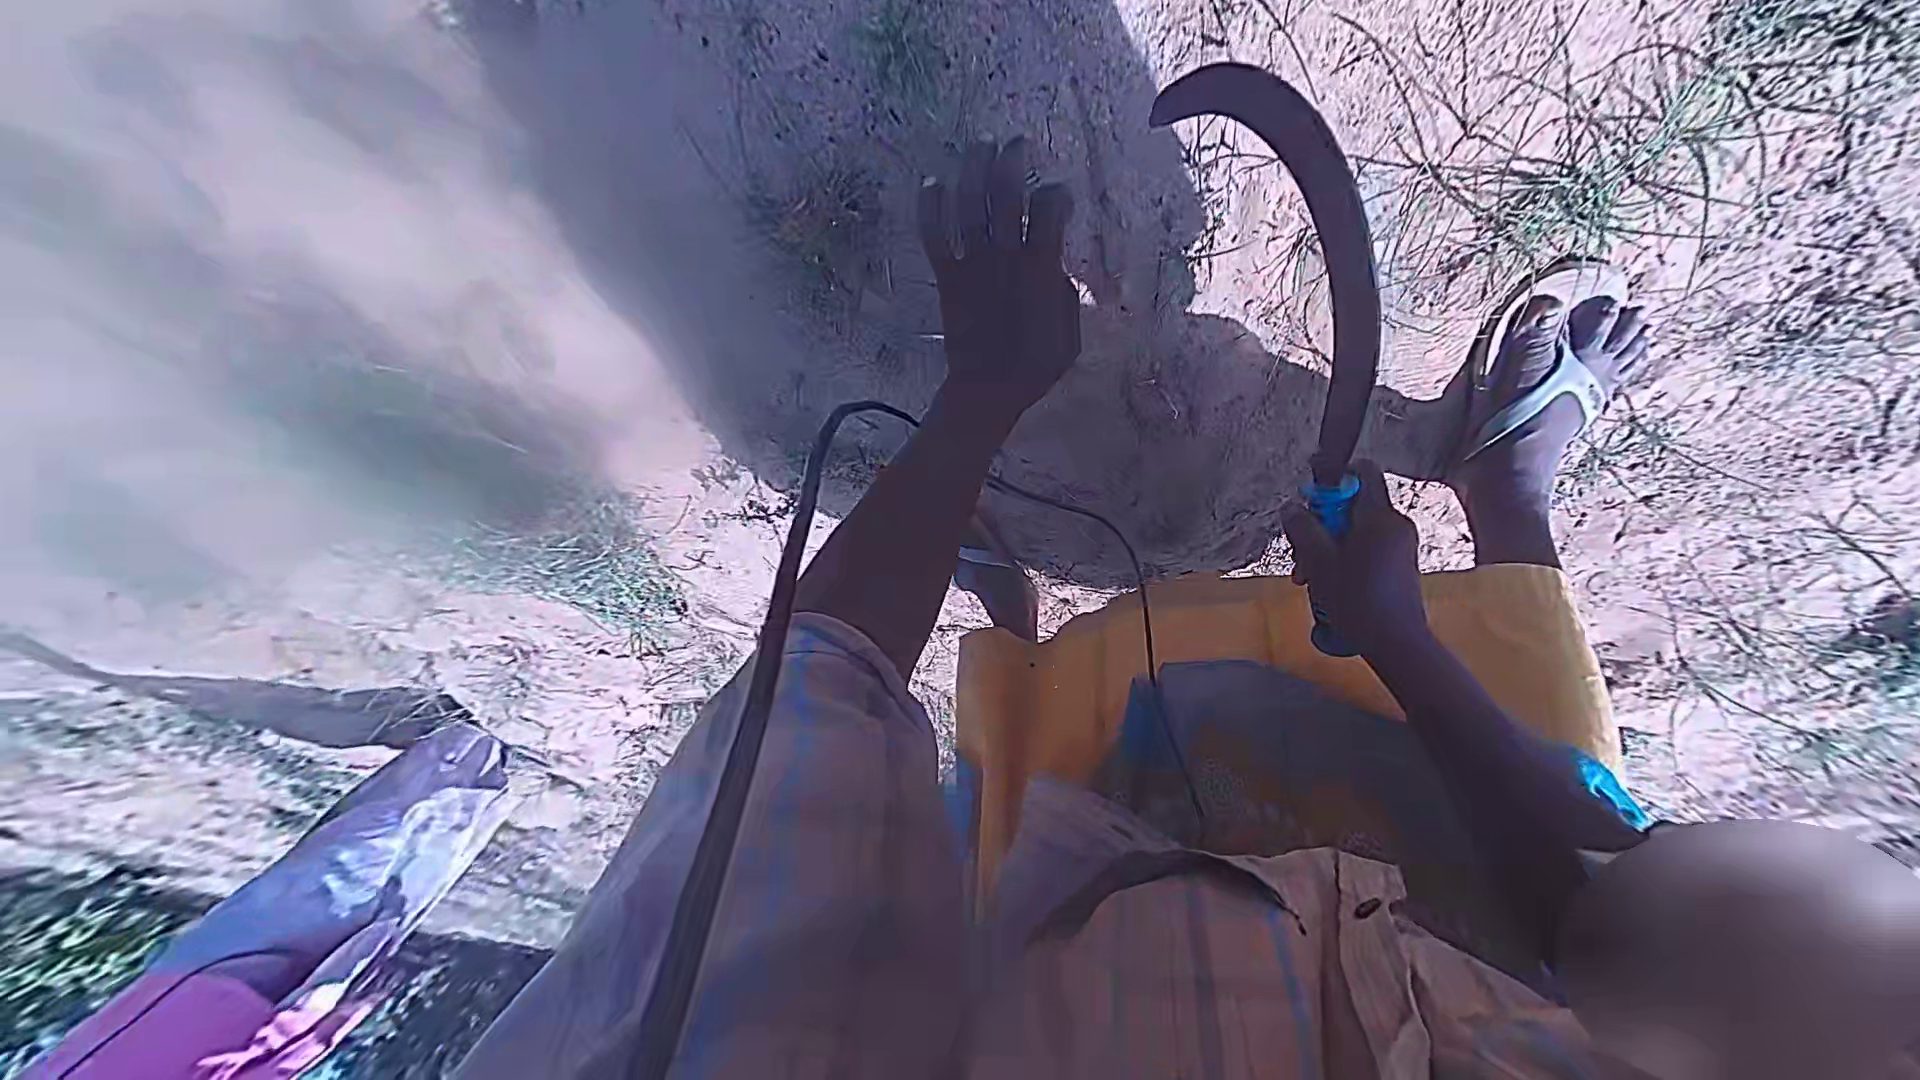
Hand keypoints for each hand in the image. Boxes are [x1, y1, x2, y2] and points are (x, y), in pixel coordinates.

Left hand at [919, 137, 1080, 424]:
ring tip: (980, 145)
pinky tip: (932, 184)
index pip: (1050, 208)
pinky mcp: (948, 278)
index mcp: (1041, 269)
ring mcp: (973, 266)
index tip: (1058, 196)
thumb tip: (1054, 264)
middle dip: (1012, 160)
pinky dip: (931, 208)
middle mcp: (1005, 257)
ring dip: (974, 169)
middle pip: (1007, 192)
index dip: (1056, 193)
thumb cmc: (1034, 367)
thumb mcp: (1070, 335)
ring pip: (970, 204)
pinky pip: (935, 236)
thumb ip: (1065, 293)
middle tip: (1016, 144)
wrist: (988, 390)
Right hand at [1280, 460, 1430, 655]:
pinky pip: (1363, 545)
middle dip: (1320, 524)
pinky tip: (1324, 581)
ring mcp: (1398, 544)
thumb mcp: (1319, 561)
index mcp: (1379, 517)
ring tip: (1306, 574)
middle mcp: (1394, 524)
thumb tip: (1291, 507)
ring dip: (1325, 545)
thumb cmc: (1356, 599)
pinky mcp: (1397, 562)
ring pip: (1353, 529)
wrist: (1394, 641)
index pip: (1362, 473)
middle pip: (1351, 505)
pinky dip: (1341, 556)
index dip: (1333, 479)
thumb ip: (1303, 529)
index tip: (1309, 501)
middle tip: (1300, 551)